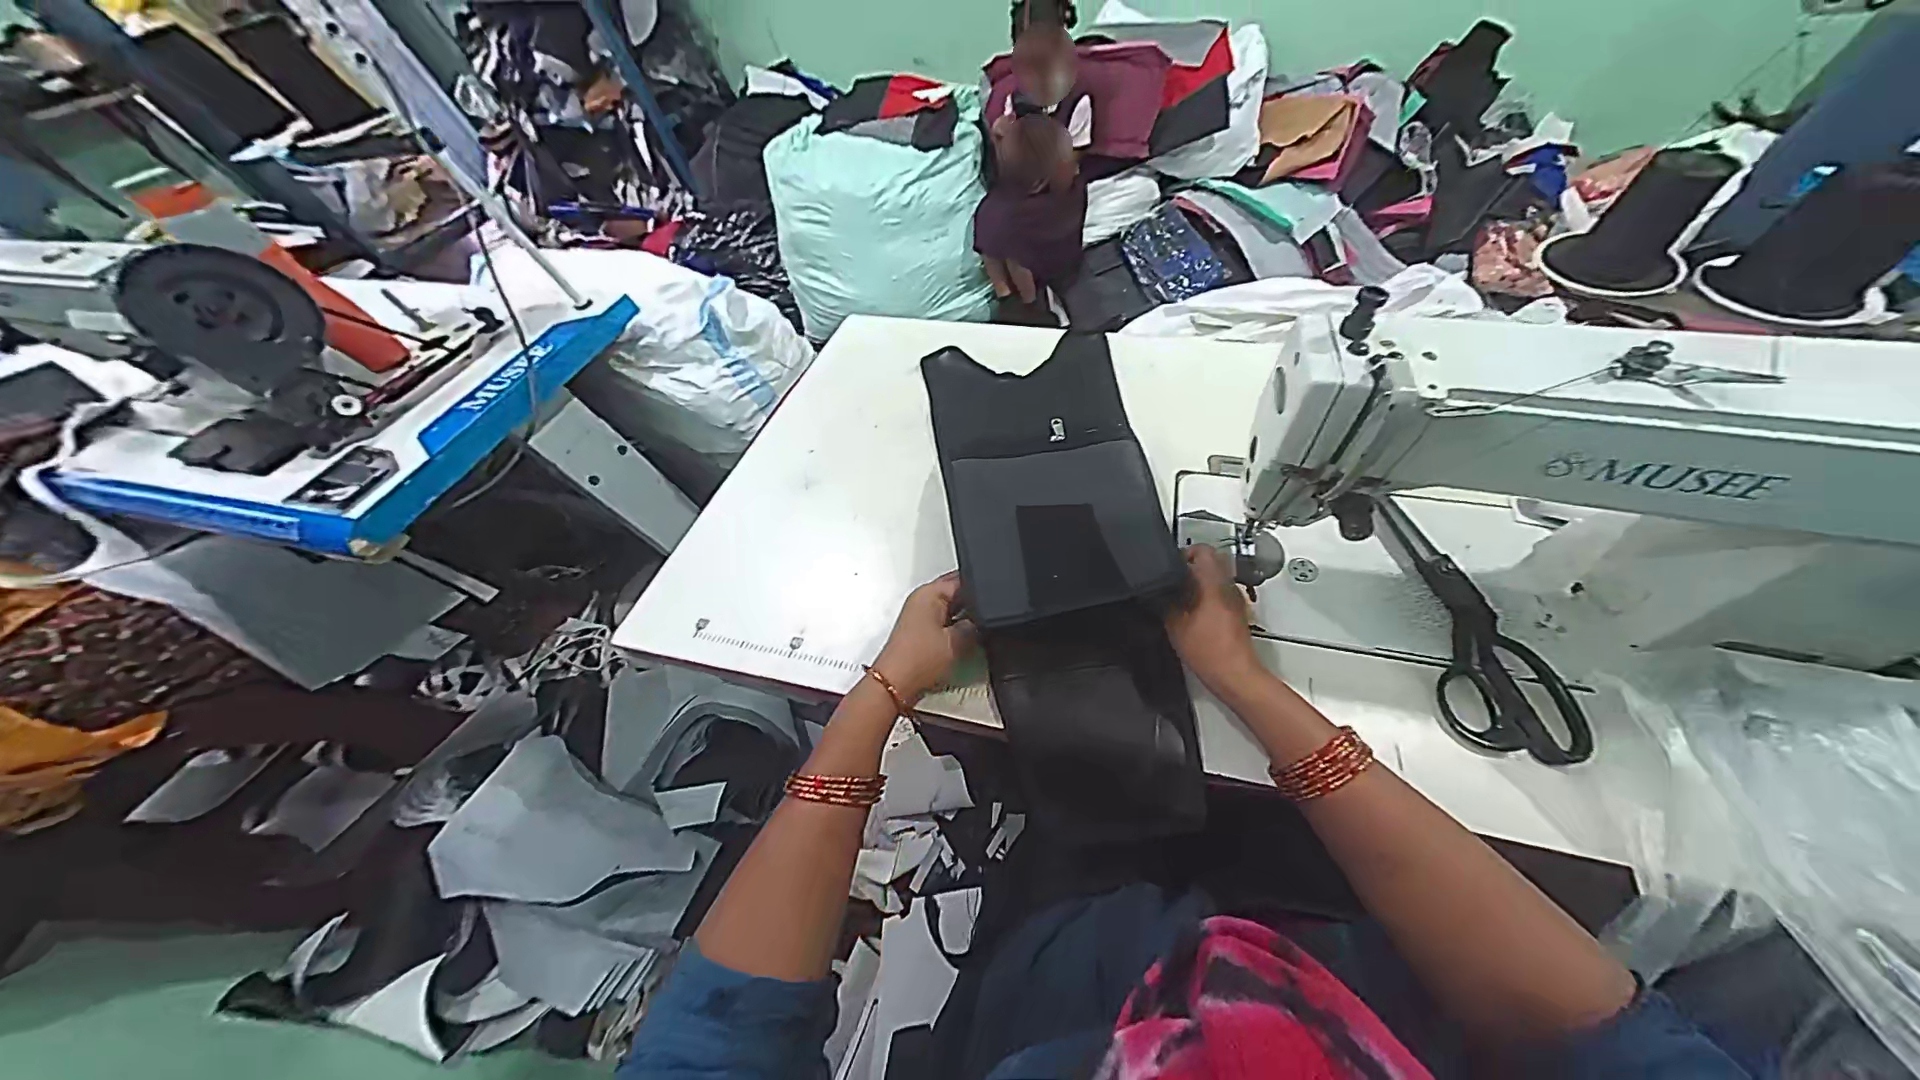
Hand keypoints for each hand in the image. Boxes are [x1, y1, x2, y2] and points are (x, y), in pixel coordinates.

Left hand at [873, 573, 978, 701]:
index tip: (994, 601)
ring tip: (970, 636)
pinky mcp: (921, 632)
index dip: (981, 588)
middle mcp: (922, 600)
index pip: (961, 578)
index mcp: (929, 592)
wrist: (897, 685)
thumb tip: (982, 621)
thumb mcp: (958, 641)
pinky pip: (945, 624)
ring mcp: (921, 616)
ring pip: (952, 611)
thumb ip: (975, 626)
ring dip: (963, 622)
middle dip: (972, 607)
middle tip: (983, 623)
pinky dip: (954, 632)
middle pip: (956, 594)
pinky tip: (960, 645)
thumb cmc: (917, 660)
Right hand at [1166, 546, 1265, 698]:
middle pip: (1212, 562)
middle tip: (1174, 577)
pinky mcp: (1238, 613)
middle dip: (1192, 566)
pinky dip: (1207, 596)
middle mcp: (1229, 588)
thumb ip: (1165, 603)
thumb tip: (1157, 592)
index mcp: (1214, 585)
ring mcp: (1237, 600)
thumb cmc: (1212, 653)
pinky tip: (1193, 613)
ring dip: (1200, 581)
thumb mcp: (1175, 626)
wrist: (1235, 675)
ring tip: (1181, 596)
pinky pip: (1221, 594)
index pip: (1204, 551)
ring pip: (1217, 577)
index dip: (1186, 552)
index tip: (1173, 561)